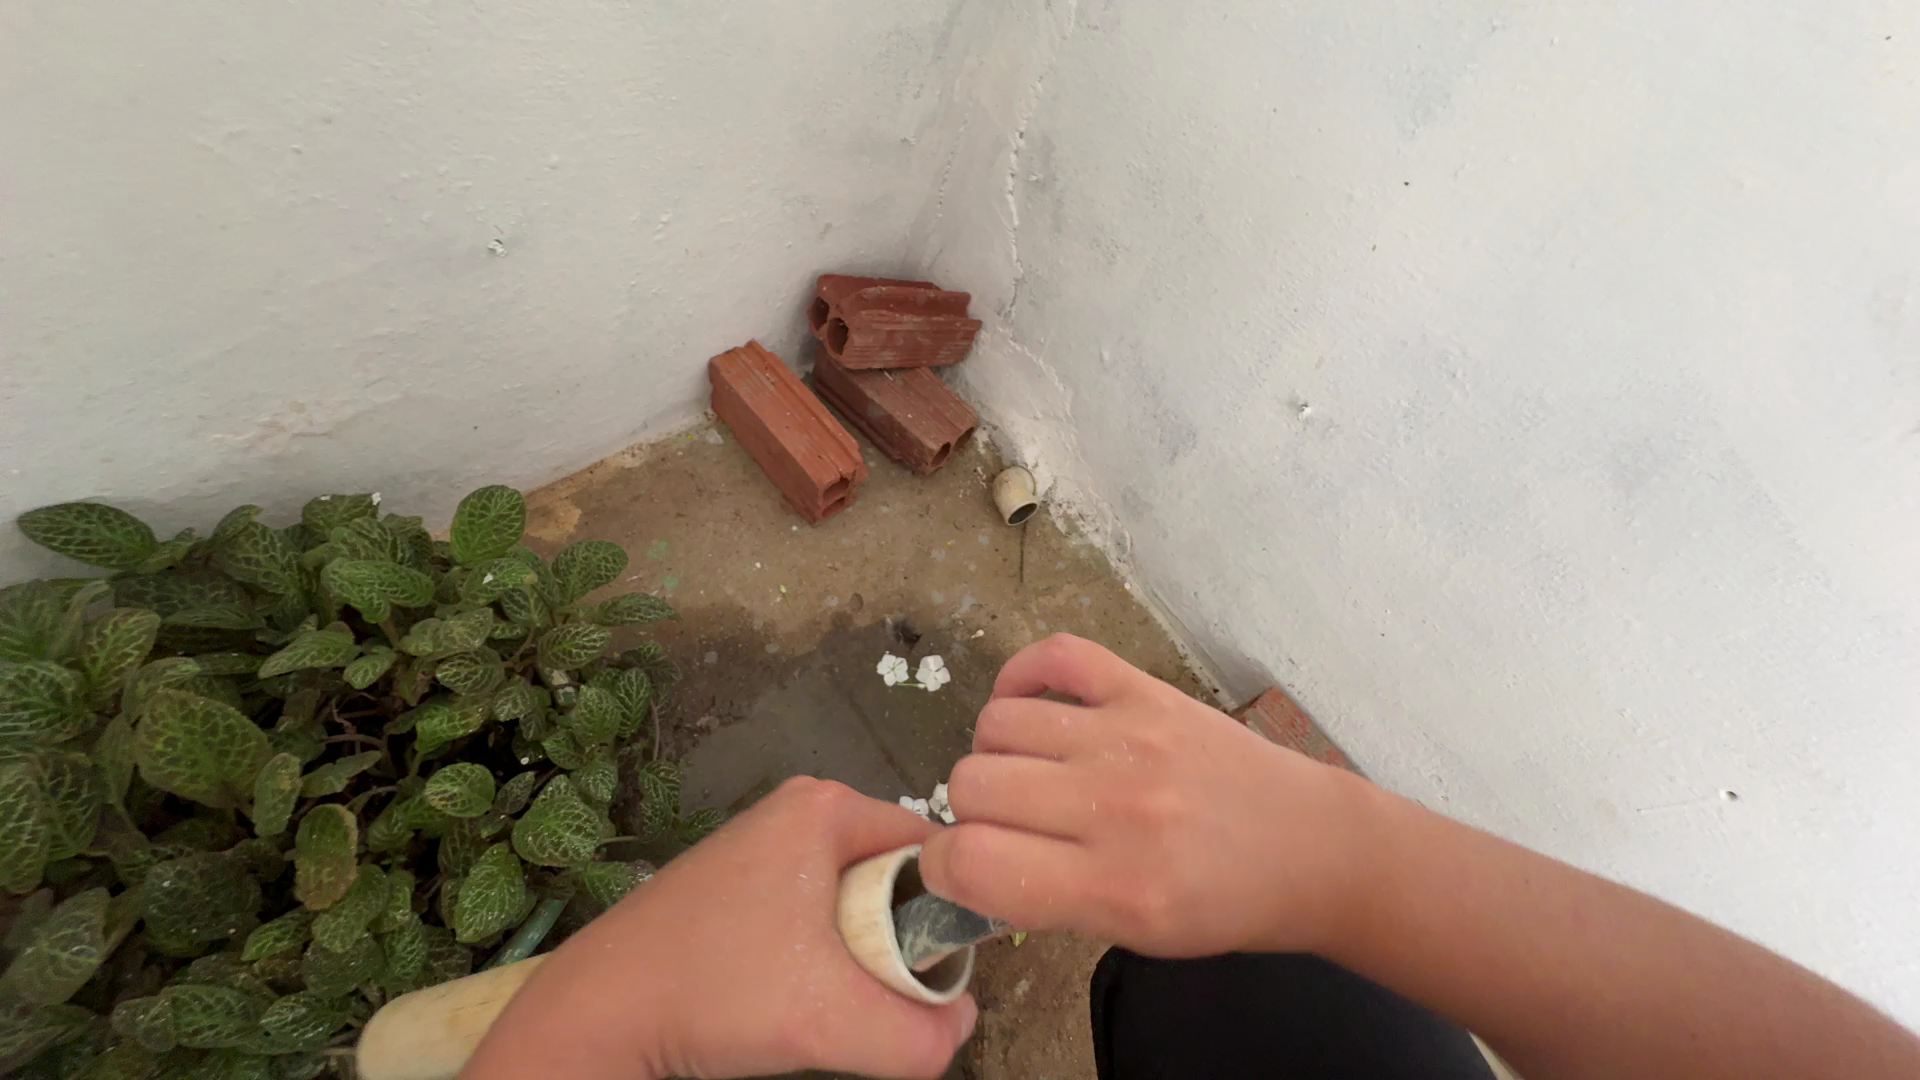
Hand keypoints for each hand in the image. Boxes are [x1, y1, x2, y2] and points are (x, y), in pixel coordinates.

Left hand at [465, 777, 977, 1079]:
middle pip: (888, 867)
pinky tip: (795, 984)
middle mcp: (799, 804)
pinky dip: (821, 940)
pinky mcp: (737, 867)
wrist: (593, 1016)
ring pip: (850, 886)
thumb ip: (917, 1035)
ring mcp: (763, 833)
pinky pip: (812, 894)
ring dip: (858, 942)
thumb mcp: (829, 1021)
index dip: (947, 905)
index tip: (941, 966)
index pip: (926, 846)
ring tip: (837, 995)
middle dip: (897, 931)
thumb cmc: (718, 992)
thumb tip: (962, 1022)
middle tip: (884, 991)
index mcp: (827, 807)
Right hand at [920, 634, 1371, 957]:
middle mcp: (1116, 805)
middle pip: (973, 783)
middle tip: (1002, 819)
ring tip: (1025, 768)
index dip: (941, 865)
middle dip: (968, 809)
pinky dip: (1022, 675)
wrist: (1307, 846)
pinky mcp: (1144, 688)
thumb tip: (960, 859)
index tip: (954, 863)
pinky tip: (1029, 705)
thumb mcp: (1132, 934)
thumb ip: (1041, 898)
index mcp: (1114, 888)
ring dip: (994, 752)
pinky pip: (1054, 655)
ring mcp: (1130, 734)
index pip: (973, 862)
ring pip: (997, 722)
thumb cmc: (1220, 905)